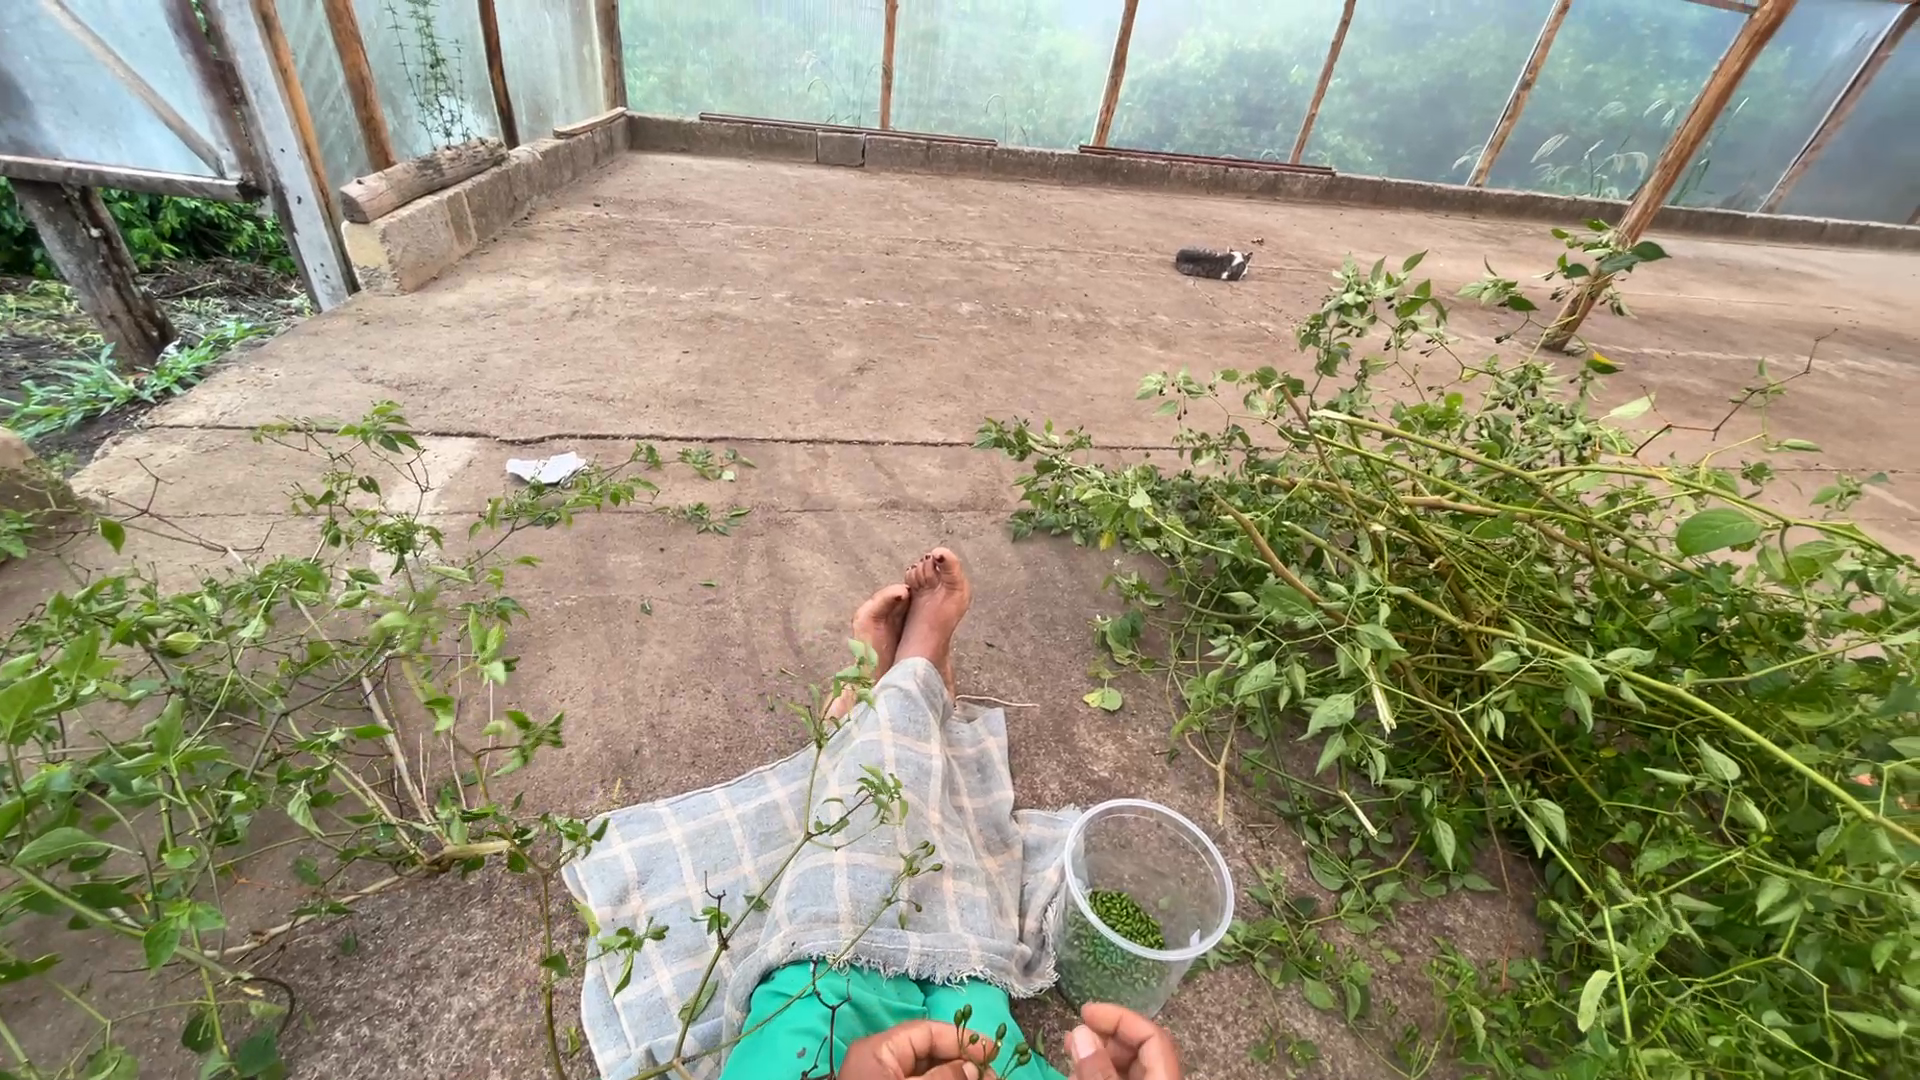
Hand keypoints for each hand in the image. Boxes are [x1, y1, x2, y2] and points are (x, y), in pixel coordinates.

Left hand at [839, 1019, 995, 1079]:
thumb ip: (942, 1079)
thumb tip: (973, 1067)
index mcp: (878, 1050)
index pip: (926, 1032)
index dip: (961, 1038)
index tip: (991, 1051)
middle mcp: (881, 1063)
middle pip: (929, 1053)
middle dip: (962, 1063)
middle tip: (992, 1076)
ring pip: (929, 1074)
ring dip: (957, 1078)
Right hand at [1064, 1003, 1180, 1079]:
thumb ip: (1099, 1071)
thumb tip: (1081, 1031)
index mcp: (1165, 1079)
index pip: (1152, 1035)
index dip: (1118, 1017)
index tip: (1085, 1013)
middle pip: (1138, 1050)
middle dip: (1103, 1038)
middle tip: (1072, 1039)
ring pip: (1127, 1069)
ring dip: (1096, 1058)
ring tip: (1070, 1061)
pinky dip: (1101, 1076)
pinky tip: (1078, 1077)